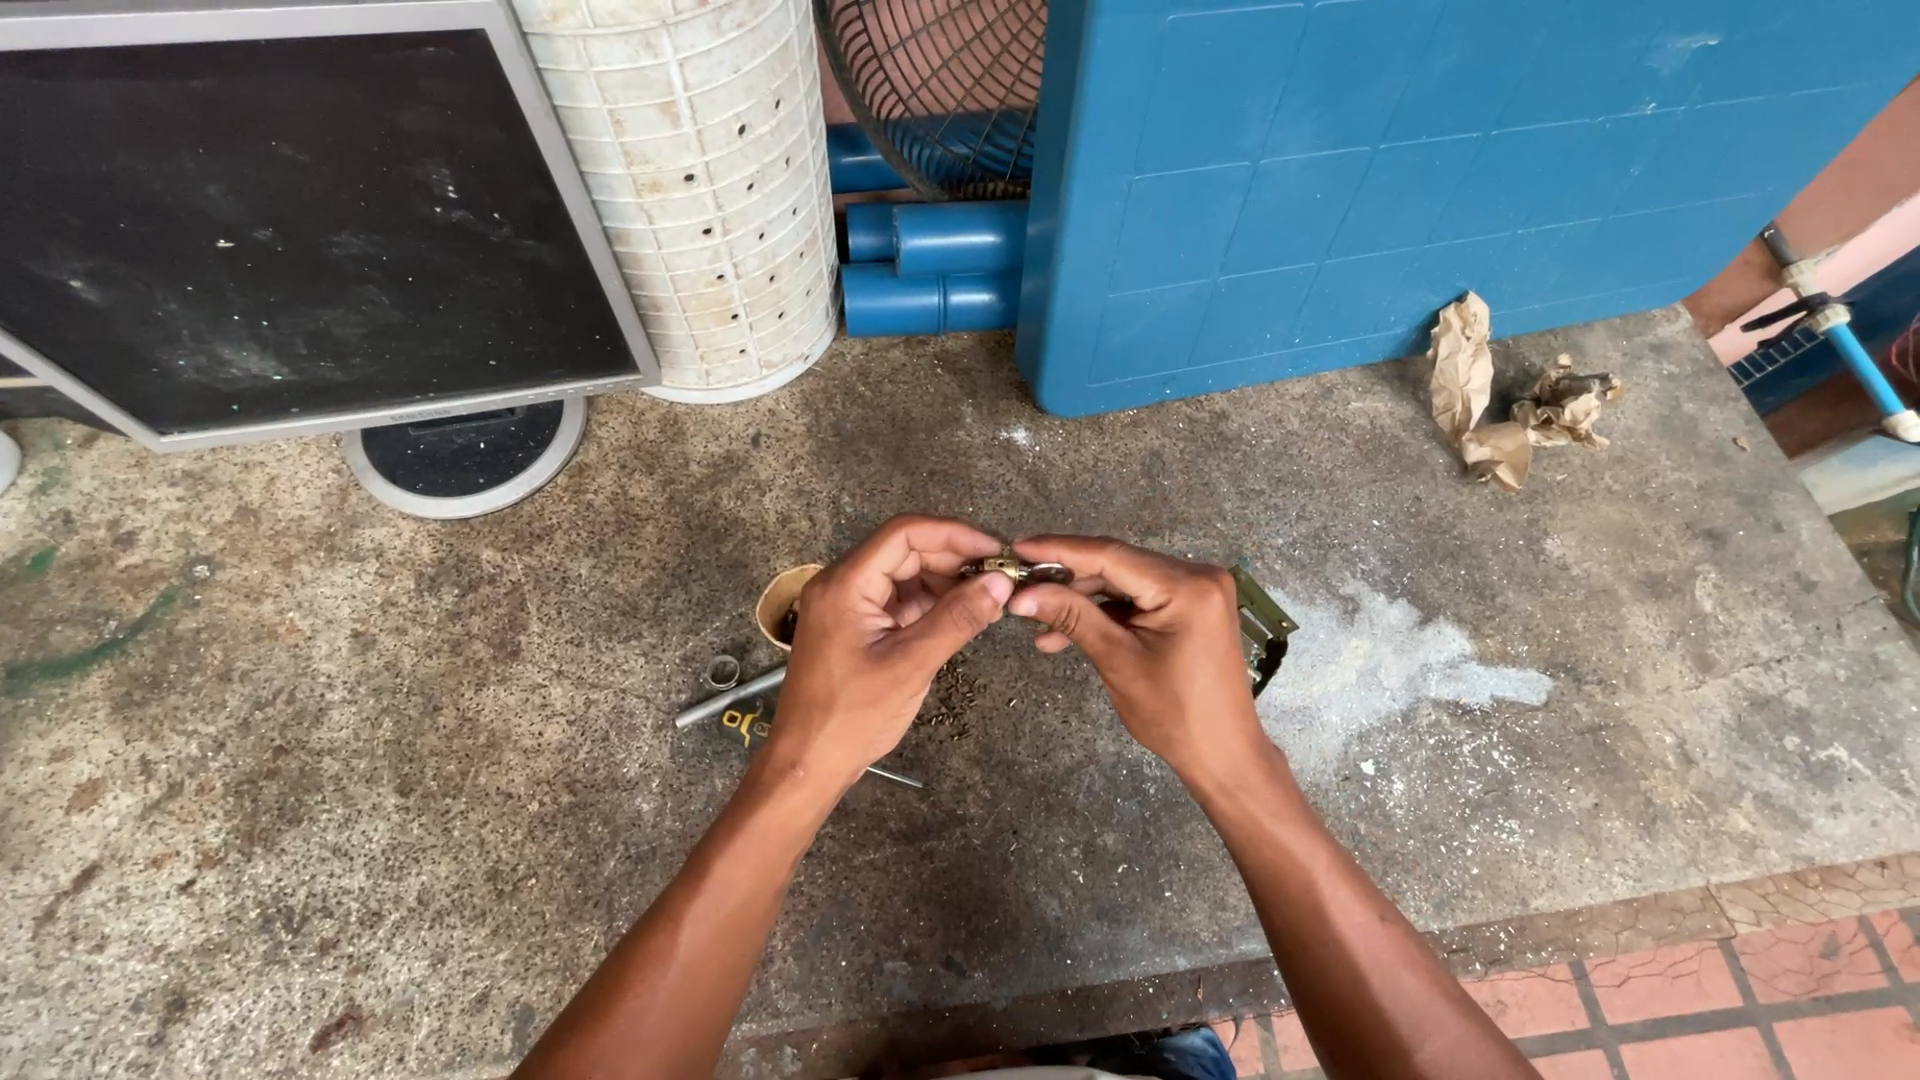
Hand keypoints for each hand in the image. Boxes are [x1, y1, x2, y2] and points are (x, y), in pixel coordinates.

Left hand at [769, 515, 1013, 787]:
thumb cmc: (852, 717)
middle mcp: (842, 584)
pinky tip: (962, 614)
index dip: (954, 534)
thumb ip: (957, 619)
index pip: (904, 533)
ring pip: (904, 575)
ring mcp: (848, 605)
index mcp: (846, 583)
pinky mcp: (856, 626)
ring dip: (946, 581)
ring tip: (988, 598)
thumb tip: (1000, 585)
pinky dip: (931, 603)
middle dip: (954, 559)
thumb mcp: (911, 664)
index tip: (995, 551)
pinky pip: (898, 600)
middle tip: (999, 577)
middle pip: (905, 550)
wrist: (808, 762)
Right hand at [1006, 536, 1265, 778]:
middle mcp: (1197, 575)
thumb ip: (1071, 616)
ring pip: (1122, 582)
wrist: (1222, 753)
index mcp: (1187, 586)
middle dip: (1065, 577)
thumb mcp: (1116, 660)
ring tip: (1035, 617)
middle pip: (1116, 564)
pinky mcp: (1189, 606)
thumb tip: (1020, 596)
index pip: (1111, 554)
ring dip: (1080, 599)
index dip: (1058, 550)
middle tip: (1019, 585)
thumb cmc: (1174, 714)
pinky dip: (1104, 613)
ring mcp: (1196, 589)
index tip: (1016, 548)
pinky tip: (1064, 632)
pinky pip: (1136, 599)